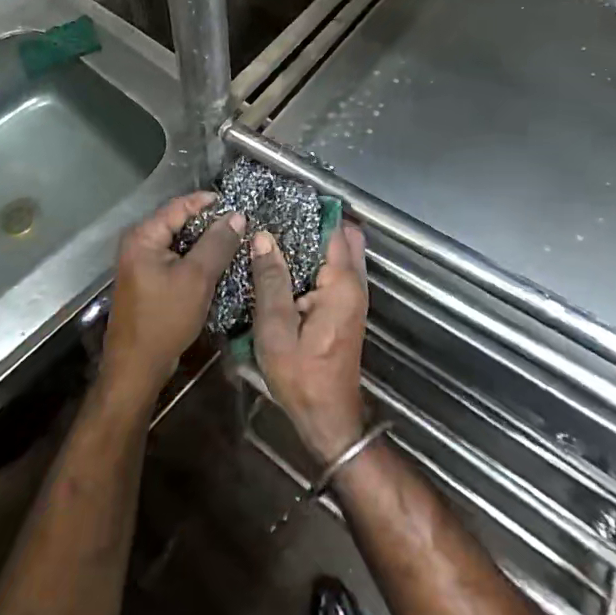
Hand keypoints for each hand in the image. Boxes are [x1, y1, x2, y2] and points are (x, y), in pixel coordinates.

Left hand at [101, 193, 245, 400]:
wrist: (137, 364)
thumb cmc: (165, 318)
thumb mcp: (196, 279)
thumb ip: (216, 244)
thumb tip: (236, 216)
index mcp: (143, 236)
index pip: (178, 206)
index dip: (208, 203)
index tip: (238, 205)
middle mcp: (137, 243)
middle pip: (177, 222)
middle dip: (208, 223)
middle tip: (240, 225)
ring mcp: (141, 262)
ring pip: (178, 243)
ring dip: (203, 243)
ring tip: (234, 242)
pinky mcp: (148, 280)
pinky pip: (174, 260)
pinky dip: (194, 260)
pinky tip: (216, 264)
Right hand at [251, 224, 369, 461]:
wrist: (327, 416)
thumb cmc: (301, 375)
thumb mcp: (276, 328)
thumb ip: (270, 280)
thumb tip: (262, 238)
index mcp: (341, 286)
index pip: (335, 232)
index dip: (313, 211)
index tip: (284, 198)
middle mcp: (353, 286)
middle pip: (341, 238)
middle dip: (312, 222)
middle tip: (275, 213)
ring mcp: (350, 298)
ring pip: (335, 254)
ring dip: (309, 241)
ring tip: (271, 231)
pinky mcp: (341, 308)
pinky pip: (329, 270)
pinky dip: (309, 259)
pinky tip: (279, 260)